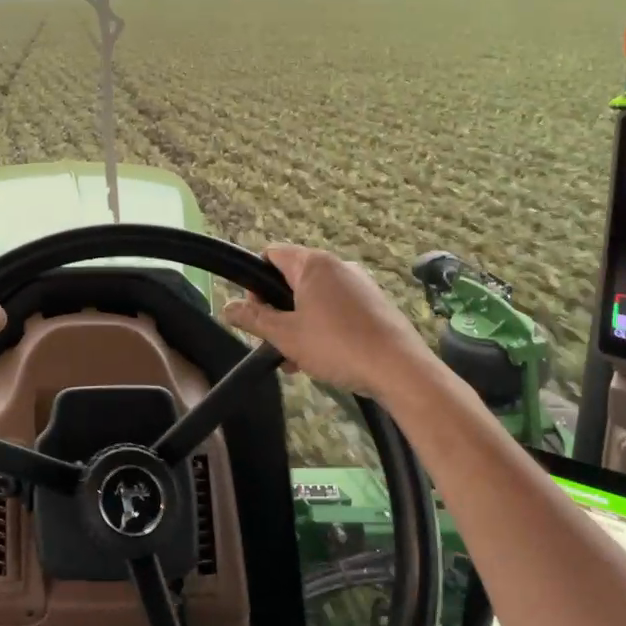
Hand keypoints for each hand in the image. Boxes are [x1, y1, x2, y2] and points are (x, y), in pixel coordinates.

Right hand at [222, 244, 437, 401]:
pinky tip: (323, 359)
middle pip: (292, 280)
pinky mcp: (375, 305)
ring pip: (315, 299)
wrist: (400, 370)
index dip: (255, 282)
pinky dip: (324, 328)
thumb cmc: (337, 345)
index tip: (256, 313)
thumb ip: (253, 319)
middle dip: (278, 310)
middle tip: (274, 341)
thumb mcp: (285, 335)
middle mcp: (338, 266)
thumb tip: (226, 307)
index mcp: (313, 264)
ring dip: (299, 324)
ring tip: (297, 360)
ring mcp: (360, 285)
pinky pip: (337, 309)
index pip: (271, 255)